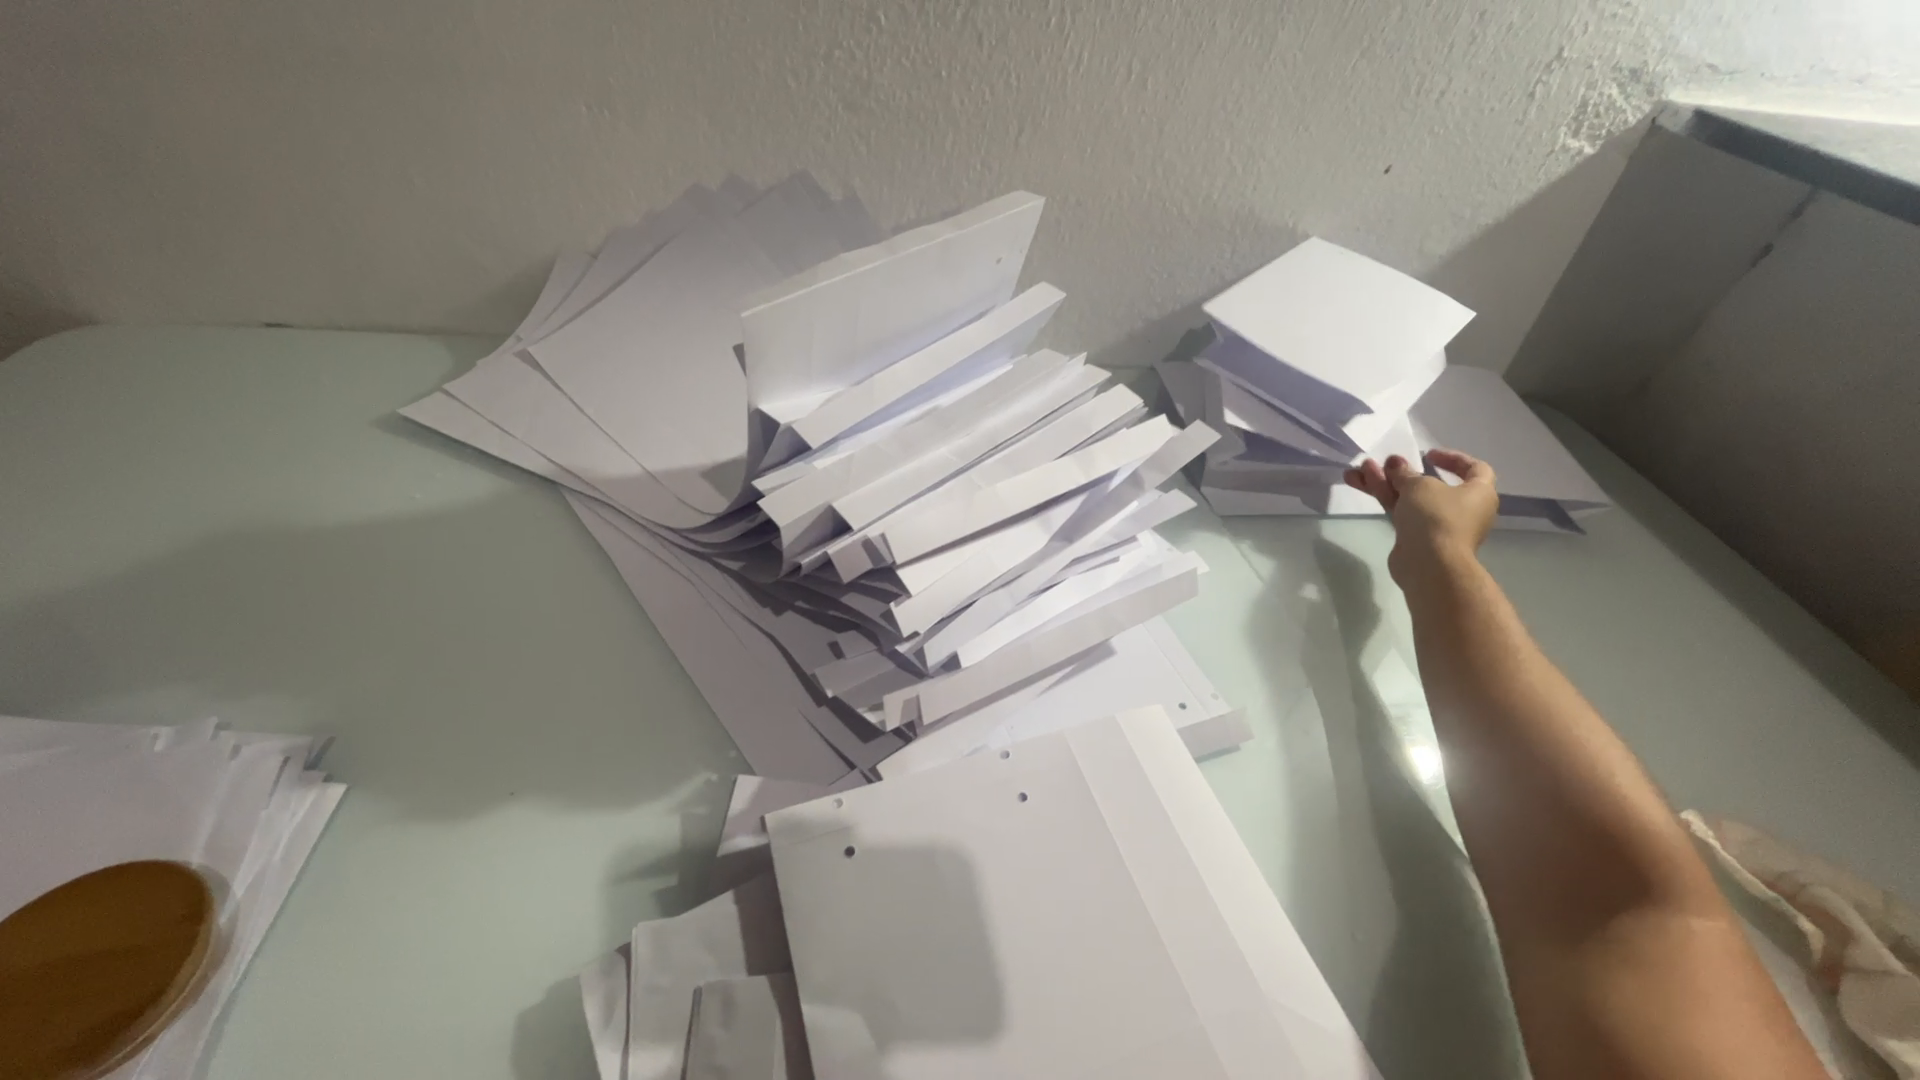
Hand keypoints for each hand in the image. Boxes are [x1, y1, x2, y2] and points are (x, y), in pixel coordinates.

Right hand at [1344, 449, 1498, 586]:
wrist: (1429, 564)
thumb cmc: (1437, 517)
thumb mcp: (1420, 486)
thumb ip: (1405, 473)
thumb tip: (1395, 464)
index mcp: (1478, 493)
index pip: (1475, 469)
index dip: (1454, 458)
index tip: (1428, 455)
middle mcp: (1462, 508)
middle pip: (1431, 483)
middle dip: (1402, 472)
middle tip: (1382, 462)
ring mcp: (1438, 524)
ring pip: (1410, 498)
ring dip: (1385, 483)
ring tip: (1358, 470)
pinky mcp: (1417, 537)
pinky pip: (1401, 512)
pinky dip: (1384, 498)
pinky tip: (1361, 484)